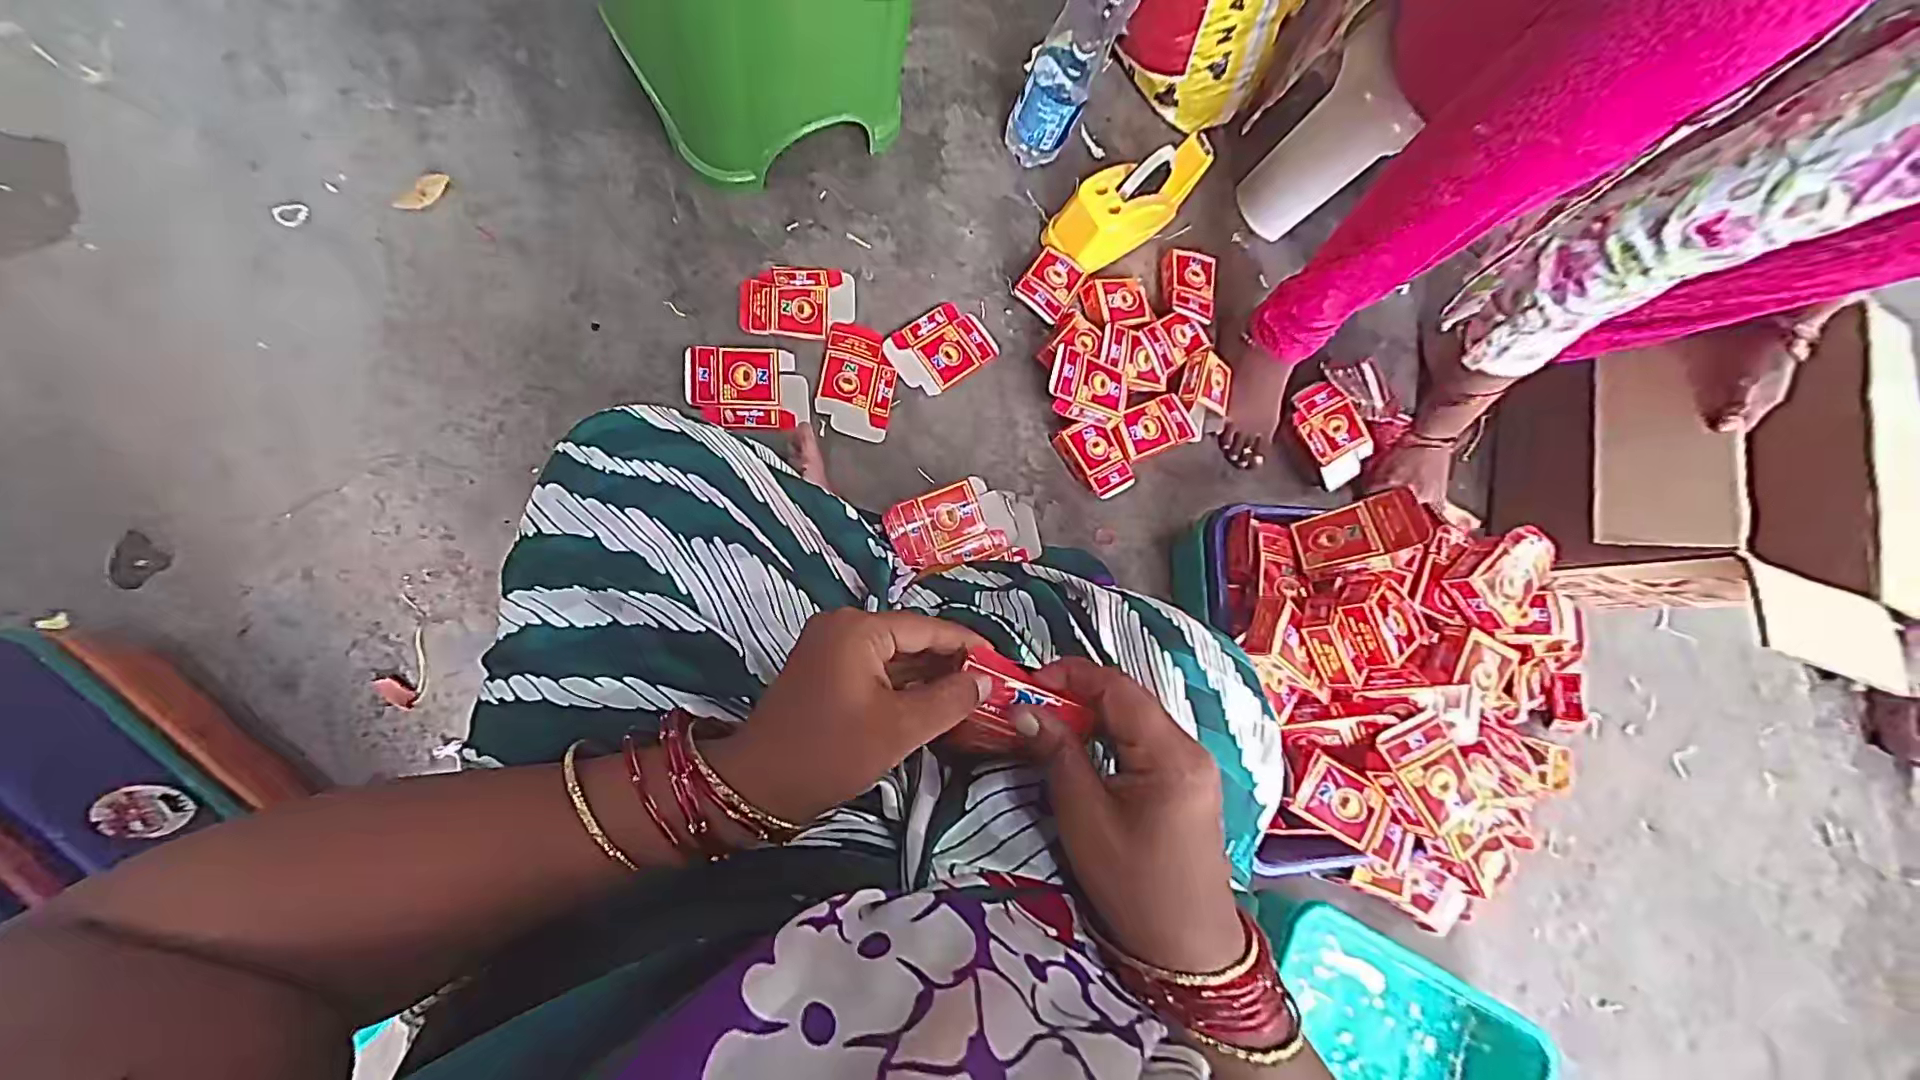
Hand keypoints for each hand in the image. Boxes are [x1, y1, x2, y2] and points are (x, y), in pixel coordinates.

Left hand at [706, 609, 990, 823]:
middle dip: (949, 663)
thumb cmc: (829, 753)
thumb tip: (985, 682)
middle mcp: (843, 626)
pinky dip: (903, 685)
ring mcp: (831, 647)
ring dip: (928, 676)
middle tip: (989, 685)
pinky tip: (932, 703)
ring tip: (969, 695)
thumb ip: (949, 700)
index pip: (927, 628)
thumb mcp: (898, 729)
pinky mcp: (826, 669)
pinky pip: (876, 669)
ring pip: (894, 656)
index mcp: (858, 629)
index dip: (968, 645)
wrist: (757, 787)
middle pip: (910, 639)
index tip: (1001, 662)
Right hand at [1019, 658, 1246, 973]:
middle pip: (1129, 698)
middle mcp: (1190, 748)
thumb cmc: (1133, 884)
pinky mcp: (1187, 779)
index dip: (1072, 675)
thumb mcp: (1085, 817)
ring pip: (1135, 717)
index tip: (1031, 682)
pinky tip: (1083, 744)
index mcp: (1171, 754)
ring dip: (1092, 712)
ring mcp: (1193, 763)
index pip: (1119, 688)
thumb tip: (1026, 710)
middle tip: (1034, 703)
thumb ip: (1058, 753)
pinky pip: (1143, 739)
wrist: (1186, 949)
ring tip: (1051, 721)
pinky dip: (1109, 733)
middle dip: (1079, 692)